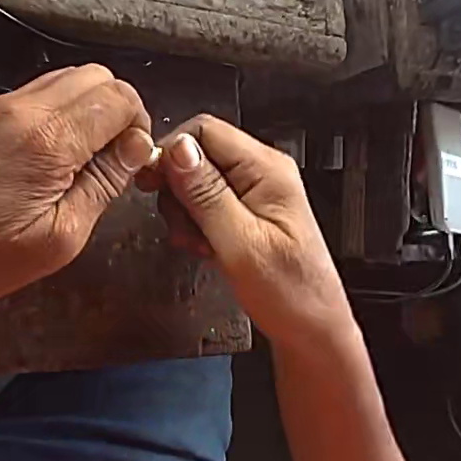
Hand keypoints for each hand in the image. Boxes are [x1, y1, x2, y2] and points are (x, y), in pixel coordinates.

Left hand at [0, 64, 156, 338]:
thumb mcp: (63, 236)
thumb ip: (106, 183)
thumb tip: (138, 147)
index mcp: (48, 139)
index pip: (119, 98)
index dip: (140, 125)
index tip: (135, 159)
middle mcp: (26, 108)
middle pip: (99, 77)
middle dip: (122, 110)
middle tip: (118, 154)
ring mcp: (3, 105)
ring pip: (72, 77)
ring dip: (94, 107)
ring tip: (90, 154)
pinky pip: (45, 91)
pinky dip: (67, 109)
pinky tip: (61, 150)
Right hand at [140, 114, 353, 347]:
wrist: (311, 330)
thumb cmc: (290, 292)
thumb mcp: (241, 244)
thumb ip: (206, 195)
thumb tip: (177, 150)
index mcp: (267, 169)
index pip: (204, 130)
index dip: (170, 153)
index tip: (150, 183)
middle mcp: (261, 171)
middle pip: (196, 154)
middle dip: (176, 189)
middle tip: (182, 227)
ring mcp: (253, 191)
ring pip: (195, 181)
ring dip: (184, 212)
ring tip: (199, 244)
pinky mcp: (244, 212)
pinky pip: (204, 204)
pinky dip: (195, 225)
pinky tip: (205, 248)